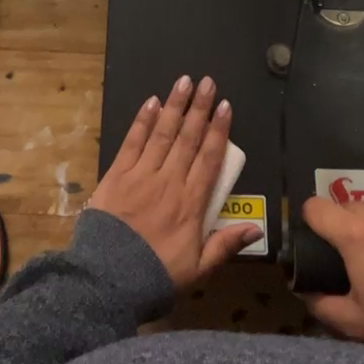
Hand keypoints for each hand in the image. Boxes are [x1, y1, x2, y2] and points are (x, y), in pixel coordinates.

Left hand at [88, 75, 259, 288]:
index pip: (209, 159)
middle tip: (207, 82)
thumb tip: (256, 228)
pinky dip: (143, 121)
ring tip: (184, 81)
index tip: (226, 106)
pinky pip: (132, 142)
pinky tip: (152, 102)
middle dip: (199, 108)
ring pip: (162, 133)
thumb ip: (225, 245)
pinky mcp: (116, 175)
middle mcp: (169, 182)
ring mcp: (141, 175)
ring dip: (174, 106)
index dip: (219, 131)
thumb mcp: (198, 269)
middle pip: (188, 138)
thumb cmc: (155, 277)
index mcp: (191, 204)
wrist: (107, 282)